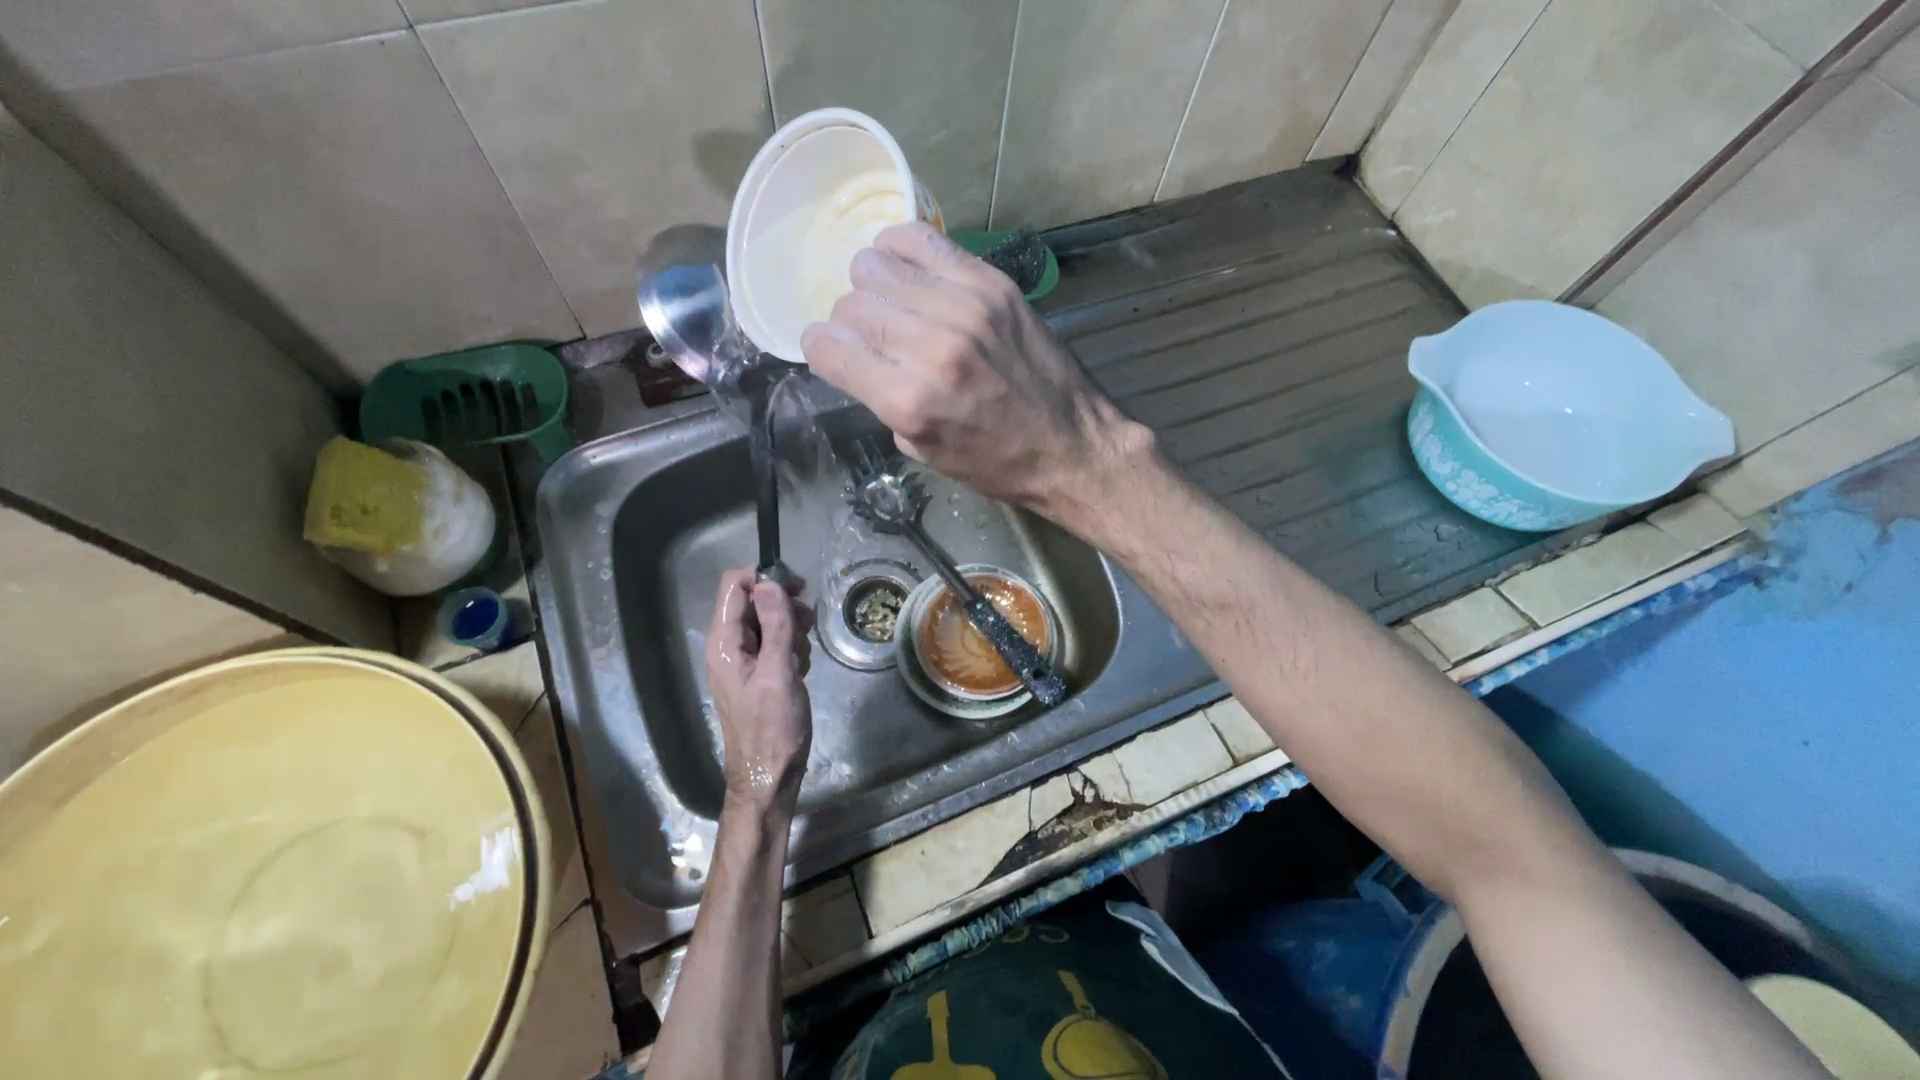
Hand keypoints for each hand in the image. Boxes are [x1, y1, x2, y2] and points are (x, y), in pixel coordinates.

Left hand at [704, 569, 812, 811]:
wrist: (770, 775)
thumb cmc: (772, 727)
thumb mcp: (779, 672)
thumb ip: (775, 625)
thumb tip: (769, 582)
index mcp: (724, 642)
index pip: (734, 585)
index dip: (764, 578)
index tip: (797, 588)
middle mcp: (729, 646)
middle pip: (755, 600)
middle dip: (784, 607)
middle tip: (806, 625)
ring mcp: (744, 660)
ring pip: (770, 622)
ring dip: (791, 630)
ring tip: (801, 658)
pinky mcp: (759, 673)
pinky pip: (776, 644)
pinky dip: (792, 649)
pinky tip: (800, 670)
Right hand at [801, 222, 1152, 519]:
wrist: (1072, 446)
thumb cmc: (996, 462)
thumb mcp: (923, 450)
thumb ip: (882, 400)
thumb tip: (857, 357)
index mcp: (908, 401)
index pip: (828, 347)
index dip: (820, 348)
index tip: (831, 352)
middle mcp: (930, 348)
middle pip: (851, 306)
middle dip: (849, 322)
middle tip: (872, 336)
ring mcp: (964, 308)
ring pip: (877, 266)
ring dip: (873, 286)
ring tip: (892, 303)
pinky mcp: (991, 283)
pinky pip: (921, 239)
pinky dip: (901, 248)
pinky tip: (906, 268)